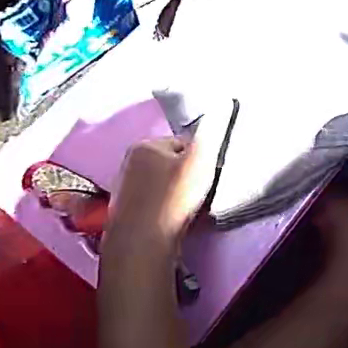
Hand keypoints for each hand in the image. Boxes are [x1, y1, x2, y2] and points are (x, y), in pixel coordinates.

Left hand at [103, 102, 232, 261]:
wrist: (142, 244)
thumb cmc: (173, 198)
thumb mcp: (200, 160)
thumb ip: (212, 131)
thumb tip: (223, 102)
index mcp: (145, 145)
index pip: (184, 143)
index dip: (200, 159)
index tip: (204, 176)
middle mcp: (129, 162)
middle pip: (173, 163)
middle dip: (186, 175)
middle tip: (197, 193)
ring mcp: (124, 188)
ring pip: (164, 183)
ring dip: (177, 192)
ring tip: (186, 208)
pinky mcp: (125, 211)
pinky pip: (154, 201)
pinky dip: (165, 207)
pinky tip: (172, 218)